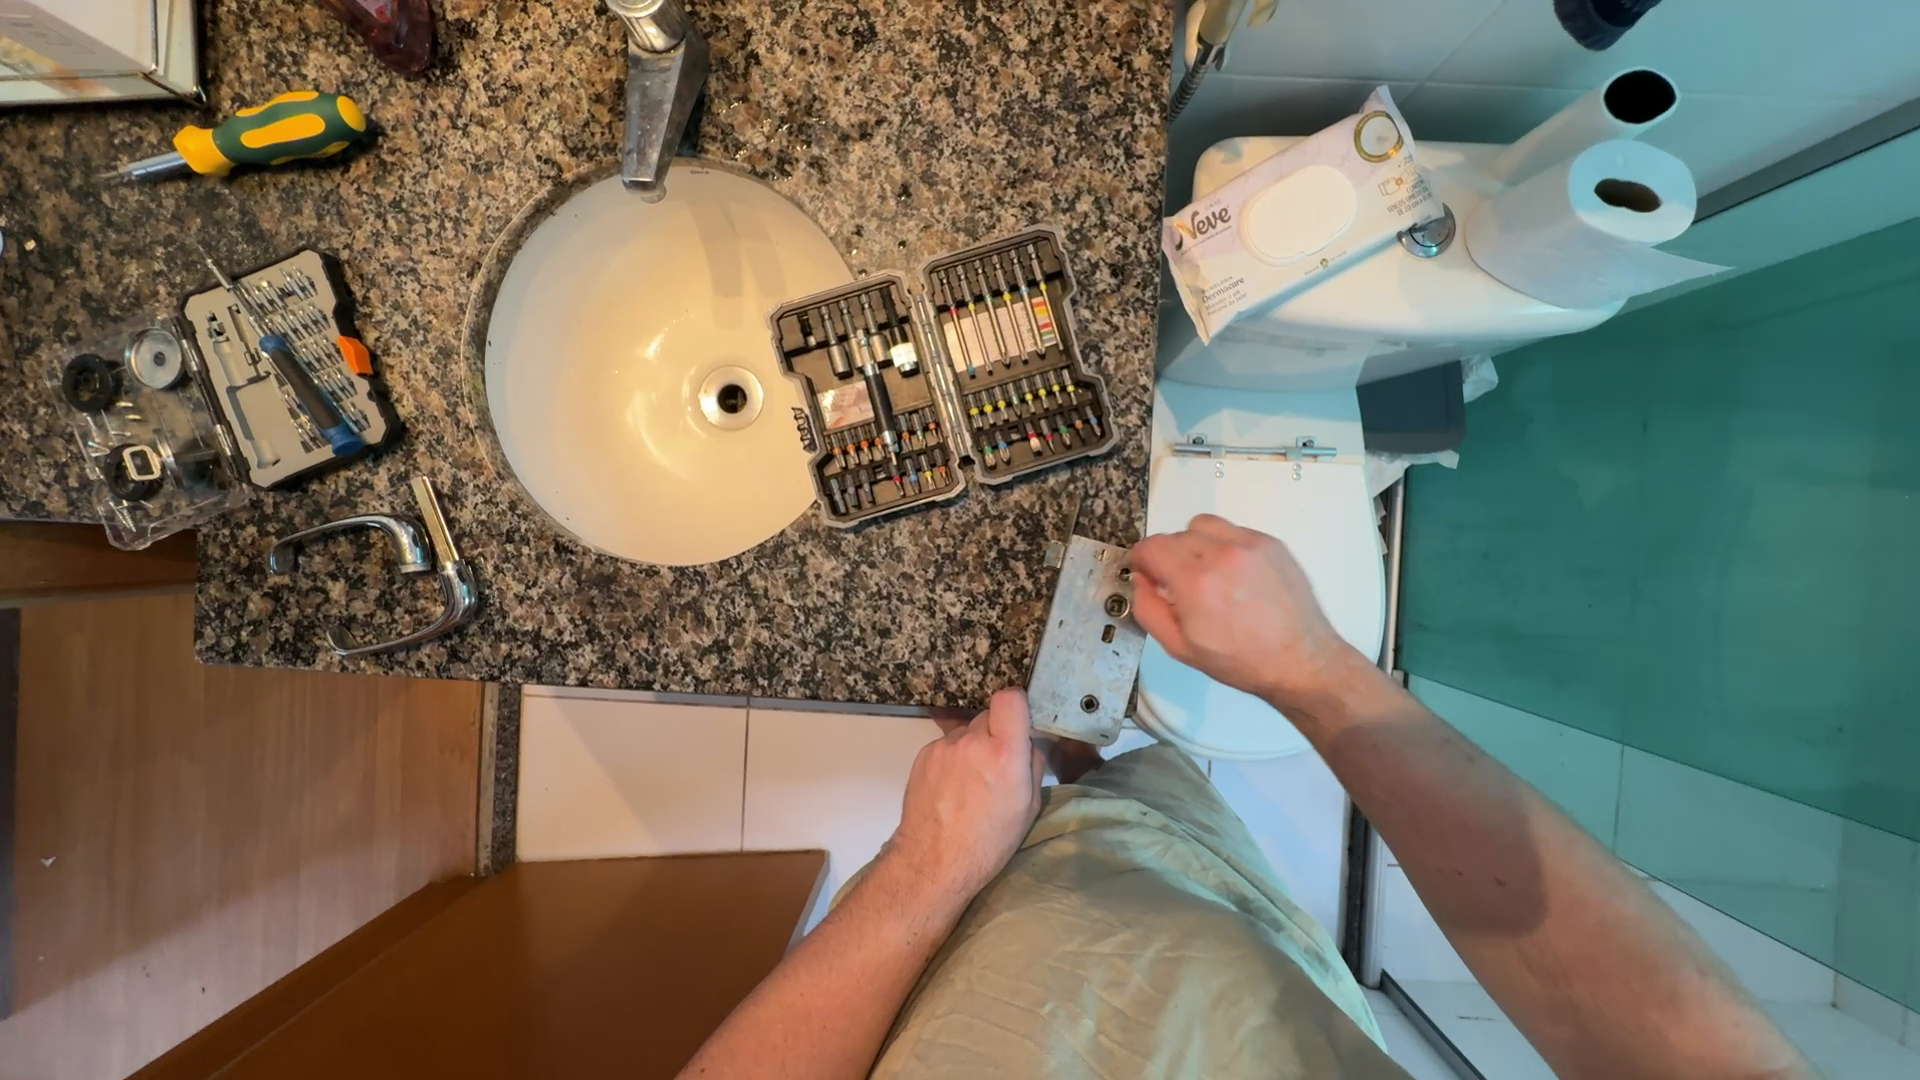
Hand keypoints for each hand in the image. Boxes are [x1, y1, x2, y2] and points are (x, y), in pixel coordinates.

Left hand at [885, 688, 1044, 899]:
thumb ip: (1032, 765)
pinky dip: (953, 760)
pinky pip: (947, 746)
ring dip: (973, 748)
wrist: (932, 862)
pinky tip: (951, 788)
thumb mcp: (1029, 808)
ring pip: (967, 732)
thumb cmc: (988, 842)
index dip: (1017, 705)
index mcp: (1005, 755)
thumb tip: (1028, 743)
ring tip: (970, 783)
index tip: (1019, 721)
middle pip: (989, 715)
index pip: (1010, 698)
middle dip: (996, 733)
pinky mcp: (924, 754)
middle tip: (996, 764)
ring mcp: (945, 747)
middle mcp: (973, 743)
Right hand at [1129, 514, 1362, 711]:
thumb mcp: (1178, 647)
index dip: (1140, 560)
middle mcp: (1221, 554)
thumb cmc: (1240, 660)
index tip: (1146, 573)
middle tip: (1178, 584)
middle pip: (1173, 536)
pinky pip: (1232, 530)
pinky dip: (1223, 546)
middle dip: (1167, 557)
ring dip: (1194, 544)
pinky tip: (1233, 574)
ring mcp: (1249, 545)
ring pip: (1202, 526)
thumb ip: (1148, 608)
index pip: (1150, 547)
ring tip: (1205, 572)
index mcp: (1195, 581)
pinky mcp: (1271, 544)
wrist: (1300, 661)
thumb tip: (1140, 580)